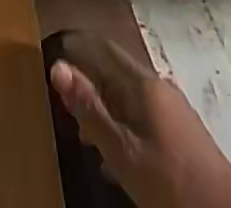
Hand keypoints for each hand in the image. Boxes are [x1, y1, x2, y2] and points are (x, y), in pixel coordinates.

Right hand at [50, 34, 230, 207]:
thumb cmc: (170, 182)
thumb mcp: (121, 150)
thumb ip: (89, 109)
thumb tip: (57, 67)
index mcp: (145, 84)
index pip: (103, 48)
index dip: (75, 47)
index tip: (49, 54)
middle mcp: (160, 88)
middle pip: (114, 72)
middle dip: (86, 83)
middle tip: (60, 101)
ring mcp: (173, 111)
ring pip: (127, 98)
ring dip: (102, 109)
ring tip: (80, 133)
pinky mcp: (180, 134)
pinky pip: (140, 117)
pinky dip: (120, 127)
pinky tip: (111, 155)